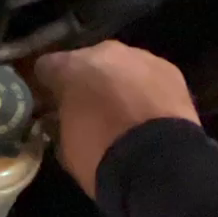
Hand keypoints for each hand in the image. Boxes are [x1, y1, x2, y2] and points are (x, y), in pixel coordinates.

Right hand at [33, 40, 199, 195]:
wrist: (155, 162)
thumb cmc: (99, 156)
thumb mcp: (65, 146)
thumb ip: (60, 123)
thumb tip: (60, 121)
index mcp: (70, 69)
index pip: (46, 67)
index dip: (47, 86)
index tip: (49, 103)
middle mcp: (104, 53)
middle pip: (87, 62)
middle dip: (86, 82)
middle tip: (88, 109)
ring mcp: (141, 58)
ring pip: (121, 66)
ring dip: (118, 84)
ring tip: (123, 113)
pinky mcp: (171, 70)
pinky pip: (149, 77)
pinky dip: (146, 91)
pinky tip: (148, 114)